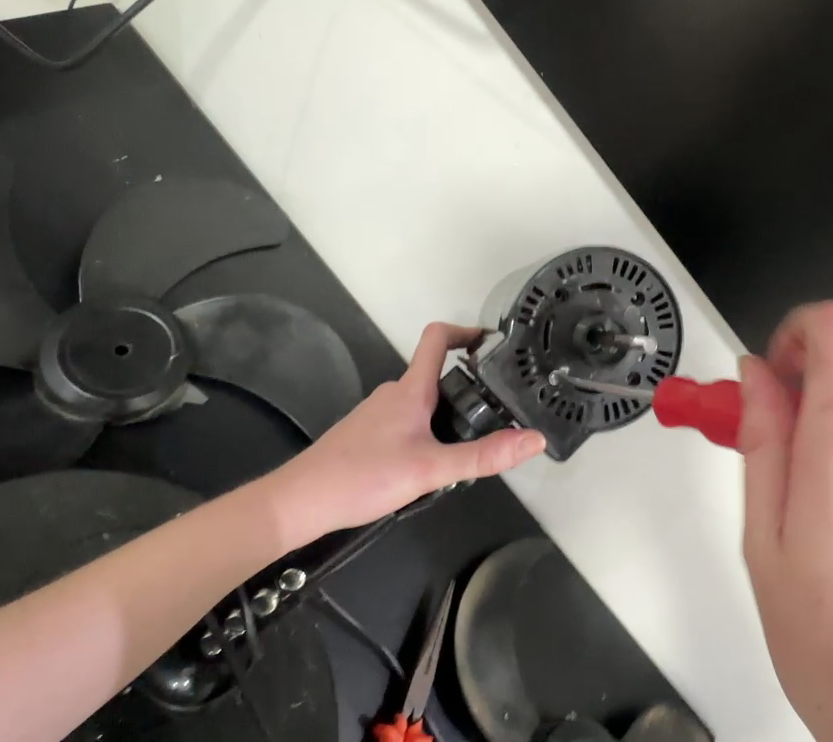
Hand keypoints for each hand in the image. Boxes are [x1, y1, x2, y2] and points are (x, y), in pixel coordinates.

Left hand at [258, 322, 546, 549]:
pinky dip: (426, 434)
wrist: (299, 502)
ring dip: (448, 417)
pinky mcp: (366, 436)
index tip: (492, 343)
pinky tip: (429, 469)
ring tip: (467, 450)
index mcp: (411, 389)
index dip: (466, 331)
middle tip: (496, 415)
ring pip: (422, 404)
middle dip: (468, 391)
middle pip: (437, 376)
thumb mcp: (431, 469)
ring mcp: (377, 415)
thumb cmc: (363, 476)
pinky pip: (406, 423)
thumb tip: (534, 439)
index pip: (437, 338)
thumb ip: (483, 456)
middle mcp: (394, 394)